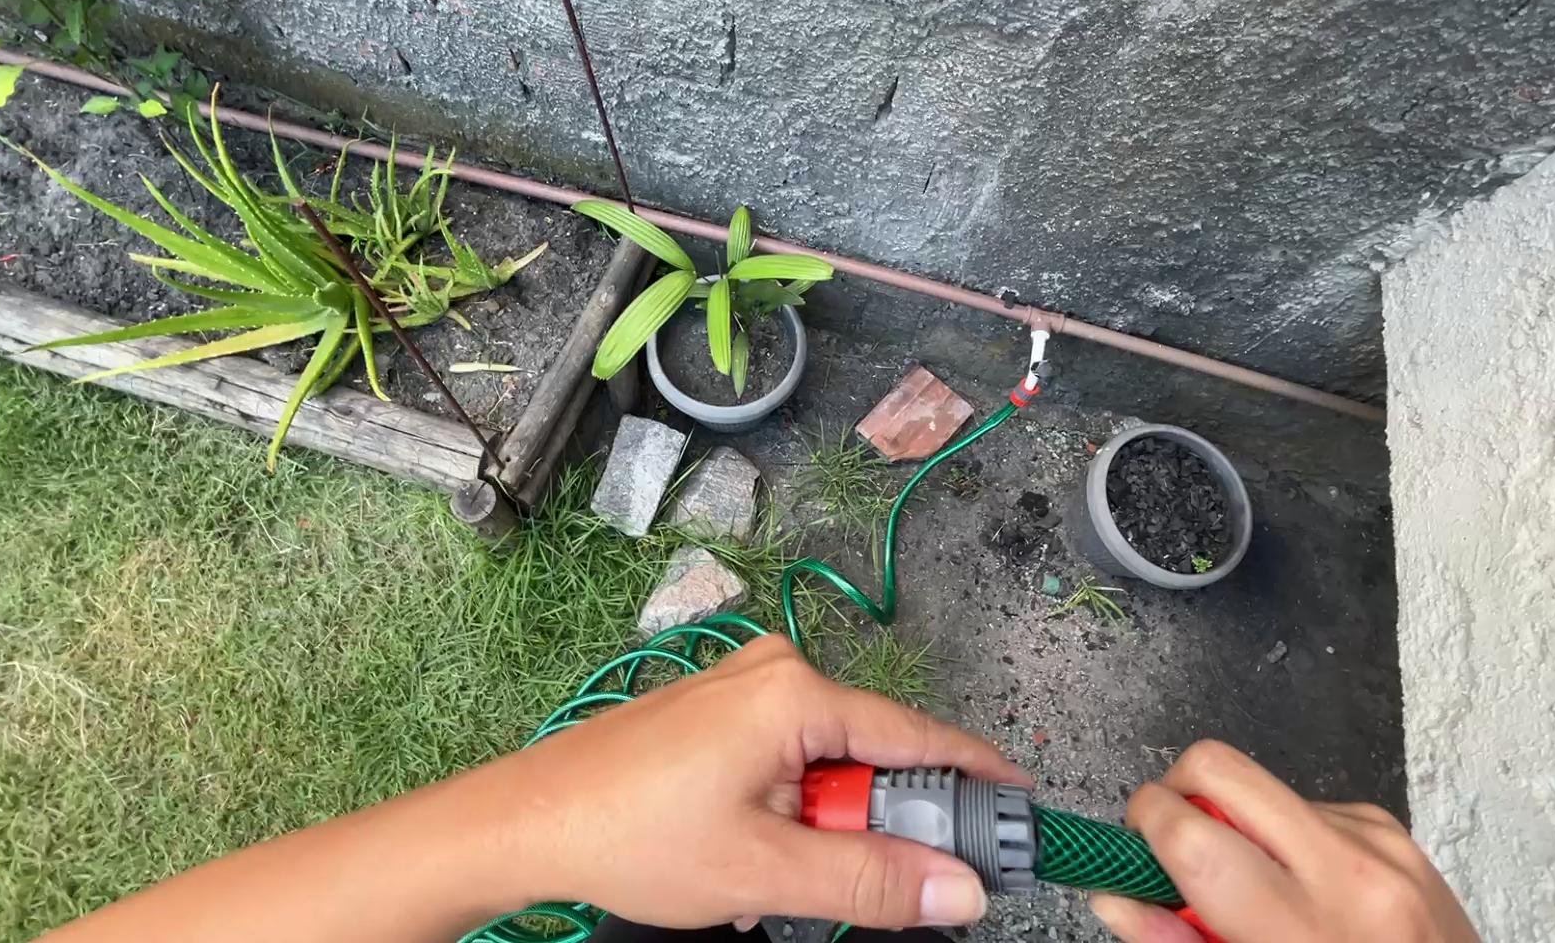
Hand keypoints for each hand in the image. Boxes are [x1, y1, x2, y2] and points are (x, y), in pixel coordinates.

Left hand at [493, 633, 1028, 928]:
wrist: (535, 814)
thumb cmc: (642, 836)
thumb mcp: (764, 870)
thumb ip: (869, 879)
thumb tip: (964, 888)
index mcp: (794, 690)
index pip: (910, 731)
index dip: (970, 770)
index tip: (1020, 802)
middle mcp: (778, 666)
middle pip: (868, 743)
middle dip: (883, 812)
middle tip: (887, 876)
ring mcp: (748, 676)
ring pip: (828, 750)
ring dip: (832, 812)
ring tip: (788, 869)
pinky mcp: (727, 697)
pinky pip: (791, 743)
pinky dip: (800, 793)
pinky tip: (762, 837)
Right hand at [1087, 742, 1478, 942]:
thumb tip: (1110, 894)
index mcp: (1308, 931)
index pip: (1190, 831)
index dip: (1143, 825)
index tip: (1137, 849)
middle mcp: (1350, 871)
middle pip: (1215, 763)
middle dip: (1175, 790)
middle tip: (1177, 845)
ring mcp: (1379, 841)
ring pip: (1253, 781)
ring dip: (1231, 819)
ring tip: (1259, 888)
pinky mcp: (1392, 828)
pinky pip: (1298, 801)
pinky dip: (1278, 834)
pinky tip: (1305, 888)